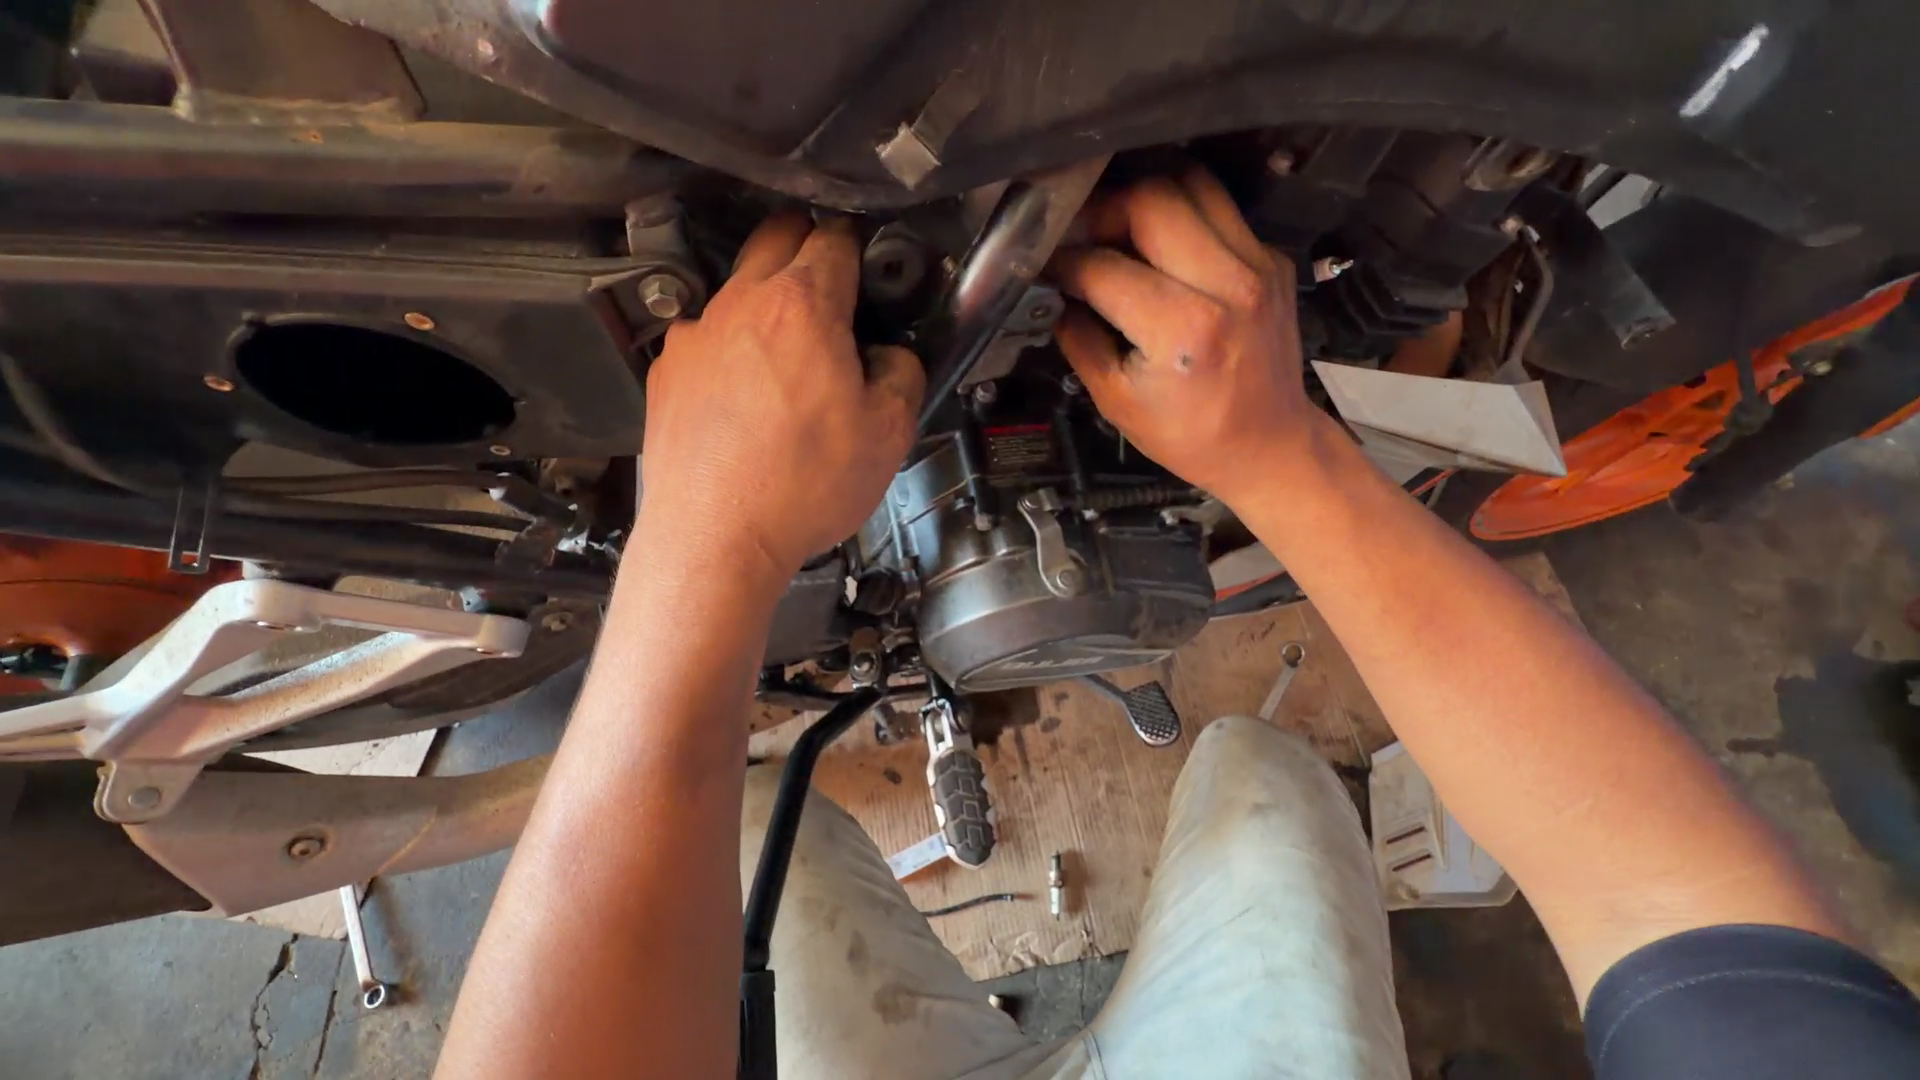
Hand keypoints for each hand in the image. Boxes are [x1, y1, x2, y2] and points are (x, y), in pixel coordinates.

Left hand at [638, 213, 923, 578]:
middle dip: (810, 248)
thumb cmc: (798, 489)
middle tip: (836, 292)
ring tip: (793, 362)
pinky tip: (749, 398)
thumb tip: (890, 357)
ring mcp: (696, 337)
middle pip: (777, 237)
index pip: (834, 238)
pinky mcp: (668, 373)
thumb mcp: (889, 433)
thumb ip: (902, 373)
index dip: (860, 246)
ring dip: (769, 304)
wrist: (714, 540)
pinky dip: (733, 349)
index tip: (870, 268)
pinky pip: (707, 338)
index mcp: (802, 308)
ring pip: (738, 289)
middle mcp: (740, 306)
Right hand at [1051, 169, 1322, 506]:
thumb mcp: (1115, 401)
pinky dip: (1180, 216)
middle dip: (1102, 211)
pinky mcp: (1272, 258)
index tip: (1046, 267)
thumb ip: (1079, 340)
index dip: (1063, 262)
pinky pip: (1218, 208)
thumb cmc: (1191, 436)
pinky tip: (1159, 247)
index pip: (1104, 267)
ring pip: (1191, 184)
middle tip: (1081, 237)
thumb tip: (1055, 294)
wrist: (1267, 446)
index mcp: (1184, 330)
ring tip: (1117, 230)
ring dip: (1143, 199)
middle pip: (1151, 199)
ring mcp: (1257, 265)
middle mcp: (1228, 285)